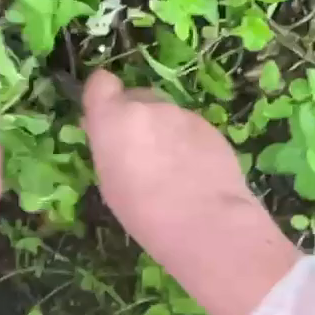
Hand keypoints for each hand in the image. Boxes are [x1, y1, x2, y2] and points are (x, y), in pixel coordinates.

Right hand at [82, 69, 300, 314]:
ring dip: (166, 133)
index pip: (101, 82)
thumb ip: (109, 143)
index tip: (107, 118)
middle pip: (137, 99)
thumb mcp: (109, 182)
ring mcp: (182, 114)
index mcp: (112, 118)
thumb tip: (111, 128)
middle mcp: (147, 105)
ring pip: (166, 115)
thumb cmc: (147, 215)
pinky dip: (191, 145)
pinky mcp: (212, 128)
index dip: (104, 97)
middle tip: (145, 157)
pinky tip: (200, 178)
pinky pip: (191, 130)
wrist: (212, 232)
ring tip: (177, 175)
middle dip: (138, 118)